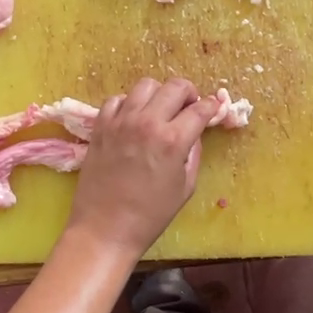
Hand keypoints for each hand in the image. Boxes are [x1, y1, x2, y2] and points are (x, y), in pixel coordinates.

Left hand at [65, 78, 219, 259]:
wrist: (105, 228)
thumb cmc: (150, 215)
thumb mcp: (185, 186)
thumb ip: (193, 152)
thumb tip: (194, 132)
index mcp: (173, 140)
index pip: (200, 109)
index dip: (211, 106)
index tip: (212, 109)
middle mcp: (147, 122)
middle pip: (175, 86)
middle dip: (188, 94)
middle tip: (188, 108)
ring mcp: (121, 121)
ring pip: (146, 85)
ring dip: (159, 94)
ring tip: (159, 111)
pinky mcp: (101, 126)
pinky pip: (117, 99)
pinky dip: (130, 104)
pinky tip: (133, 120)